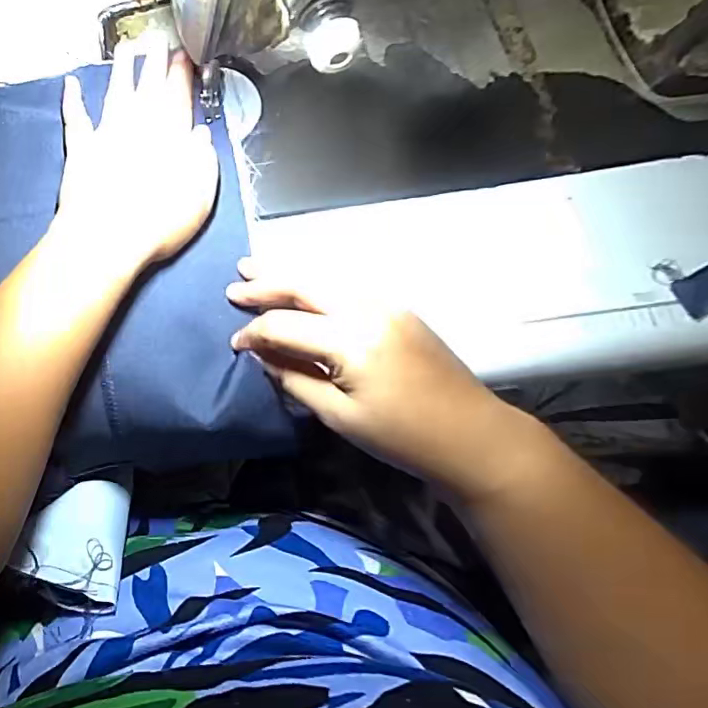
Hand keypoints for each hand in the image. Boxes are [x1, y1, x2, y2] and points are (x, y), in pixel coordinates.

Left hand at [53, 33, 218, 268]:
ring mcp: (106, 135)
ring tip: (126, 48)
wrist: (107, 237)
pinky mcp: (80, 150)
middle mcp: (138, 127)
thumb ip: (202, 160)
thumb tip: (200, 136)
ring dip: (121, 69)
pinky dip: (72, 101)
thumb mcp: (200, 194)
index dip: (182, 73)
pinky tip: (70, 85)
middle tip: (157, 38)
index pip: (179, 95)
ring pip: (115, 92)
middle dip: (155, 61)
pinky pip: (75, 119)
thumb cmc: (159, 221)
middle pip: (148, 86)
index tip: (184, 54)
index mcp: (171, 135)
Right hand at [227, 258, 546, 499]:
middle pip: (306, 286)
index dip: (255, 333)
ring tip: (257, 270)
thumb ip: (295, 379)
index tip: (234, 344)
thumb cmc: (402, 437)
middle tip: (234, 286)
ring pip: (328, 278)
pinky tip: (303, 286)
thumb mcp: (340, 417)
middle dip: (267, 284)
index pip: (286, 325)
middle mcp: (368, 310)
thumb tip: (263, 356)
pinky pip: (348, 286)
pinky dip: (318, 282)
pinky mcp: (399, 309)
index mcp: (351, 341)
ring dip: (291, 275)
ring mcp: (387, 305)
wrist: (472, 435)